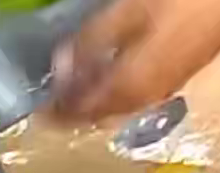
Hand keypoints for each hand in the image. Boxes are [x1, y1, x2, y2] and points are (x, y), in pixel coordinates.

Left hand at [47, 0, 219, 121]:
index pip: (84, 111)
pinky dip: (117, 93)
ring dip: (98, 105)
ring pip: (120, 106)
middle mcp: (145, 98)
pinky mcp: (178, 74)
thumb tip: (59, 68)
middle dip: (78, 112)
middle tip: (56, 109)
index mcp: (129, 87)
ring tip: (79, 97)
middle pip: (102, 114)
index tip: (40, 114)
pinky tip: (114, 80)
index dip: (60, 113)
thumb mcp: (129, 11)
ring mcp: (164, 88)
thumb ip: (93, 40)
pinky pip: (137, 95)